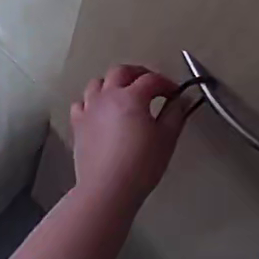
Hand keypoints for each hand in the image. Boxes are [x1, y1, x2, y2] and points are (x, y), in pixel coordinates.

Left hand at [68, 65, 190, 205]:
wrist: (108, 186)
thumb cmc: (142, 164)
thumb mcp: (166, 138)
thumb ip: (175, 114)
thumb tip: (181, 99)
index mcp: (131, 97)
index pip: (151, 80)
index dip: (166, 83)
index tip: (175, 94)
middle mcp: (106, 95)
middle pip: (120, 71)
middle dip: (138, 74)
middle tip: (151, 85)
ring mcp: (88, 108)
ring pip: (97, 83)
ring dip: (112, 83)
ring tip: (124, 95)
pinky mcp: (77, 123)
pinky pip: (82, 102)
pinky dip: (92, 102)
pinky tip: (100, 112)